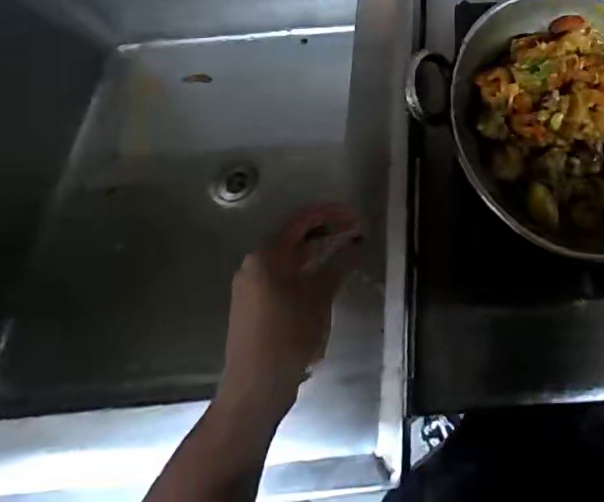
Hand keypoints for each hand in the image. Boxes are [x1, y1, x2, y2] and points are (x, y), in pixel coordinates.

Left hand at [220, 203, 362, 415]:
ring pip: (287, 257)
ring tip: (343, 249)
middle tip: (352, 230)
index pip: (301, 221)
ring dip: (315, 250)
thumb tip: (353, 246)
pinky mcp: (252, 303)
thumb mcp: (318, 299)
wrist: (254, 389)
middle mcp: (253, 264)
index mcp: (265, 257)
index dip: (330, 214)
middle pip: (292, 236)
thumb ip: (335, 268)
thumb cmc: (286, 338)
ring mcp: (249, 285)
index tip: (354, 216)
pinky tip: (324, 275)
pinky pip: (281, 274)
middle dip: (323, 230)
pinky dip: (303, 269)